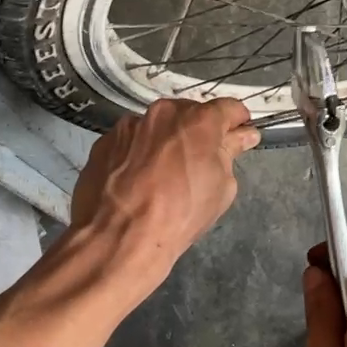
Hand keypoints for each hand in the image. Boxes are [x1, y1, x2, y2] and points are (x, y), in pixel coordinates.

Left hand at [65, 97, 259, 284]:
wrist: (119, 238)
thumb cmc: (181, 213)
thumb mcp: (221, 187)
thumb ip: (231, 154)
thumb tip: (242, 136)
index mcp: (198, 119)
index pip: (228, 108)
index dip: (238, 122)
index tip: (240, 136)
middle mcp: (163, 113)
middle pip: (189, 114)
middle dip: (199, 132)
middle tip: (200, 160)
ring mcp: (128, 126)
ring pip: (157, 127)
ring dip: (166, 141)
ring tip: (163, 174)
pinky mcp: (103, 142)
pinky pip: (130, 143)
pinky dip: (138, 154)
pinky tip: (137, 181)